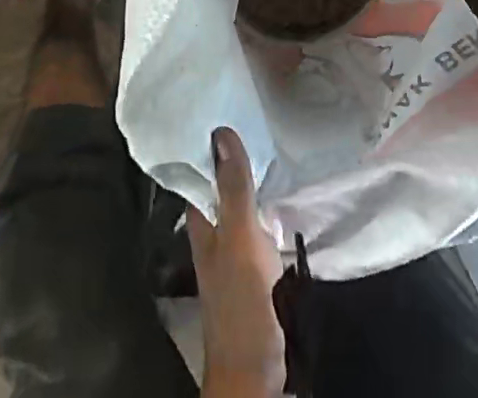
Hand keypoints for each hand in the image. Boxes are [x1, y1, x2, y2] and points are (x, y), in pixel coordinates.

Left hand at [187, 128, 285, 397]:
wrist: (254, 366)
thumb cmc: (240, 298)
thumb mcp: (239, 237)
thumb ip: (233, 188)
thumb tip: (220, 132)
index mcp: (200, 222)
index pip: (197, 172)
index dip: (207, 144)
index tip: (223, 111)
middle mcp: (211, 232)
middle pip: (218, 186)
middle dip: (231, 159)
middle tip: (253, 121)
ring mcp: (232, 250)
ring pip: (238, 205)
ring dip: (249, 182)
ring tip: (270, 147)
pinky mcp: (252, 266)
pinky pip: (256, 225)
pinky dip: (264, 208)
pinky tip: (280, 197)